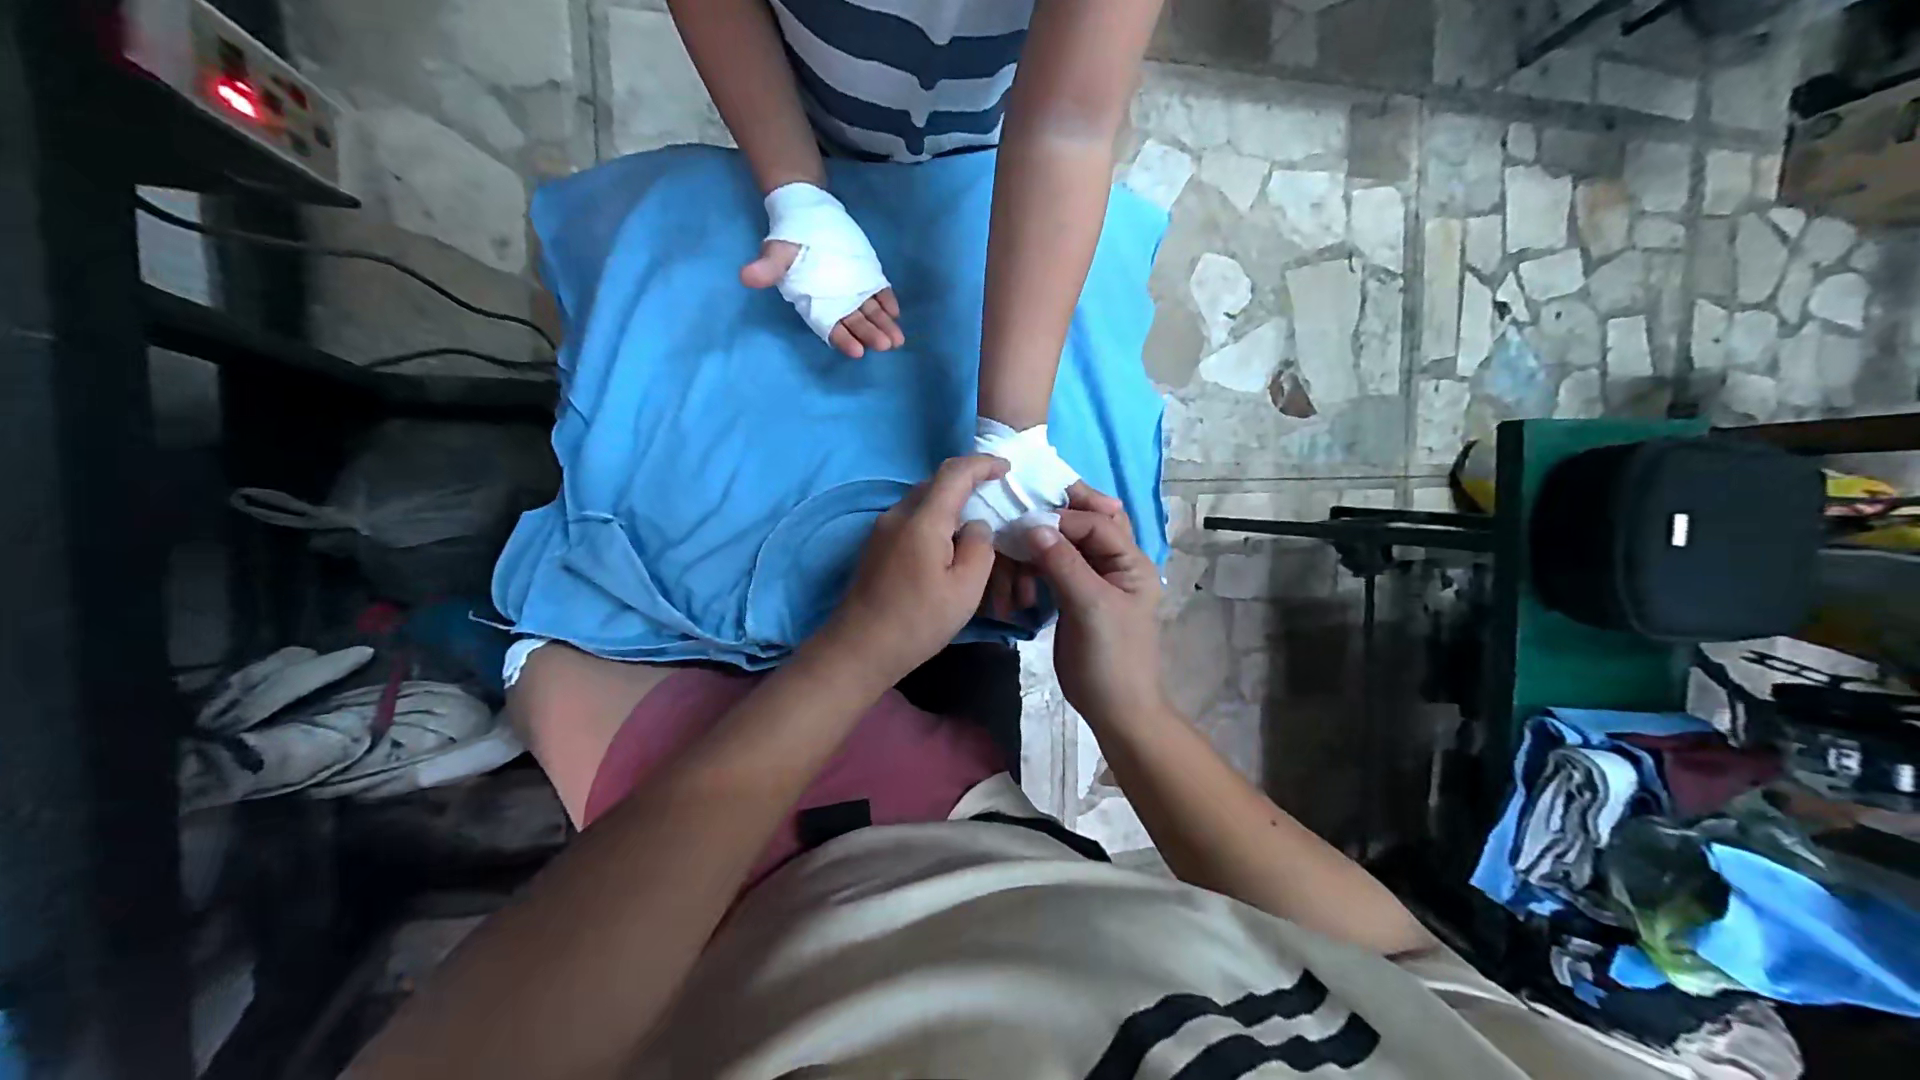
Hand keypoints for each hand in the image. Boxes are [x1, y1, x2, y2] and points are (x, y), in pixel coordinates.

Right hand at [741, 240, 904, 358]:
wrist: (804, 212)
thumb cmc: (788, 239)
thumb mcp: (776, 252)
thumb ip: (767, 268)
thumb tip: (746, 277)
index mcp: (815, 303)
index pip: (831, 327)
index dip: (843, 339)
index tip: (857, 351)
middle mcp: (836, 302)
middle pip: (855, 323)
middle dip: (870, 334)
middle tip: (886, 345)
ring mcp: (853, 289)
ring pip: (870, 312)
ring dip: (884, 324)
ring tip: (898, 339)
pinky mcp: (865, 274)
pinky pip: (878, 291)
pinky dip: (887, 301)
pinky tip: (896, 311)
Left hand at [814, 456, 1006, 686]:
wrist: (859, 649)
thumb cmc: (918, 621)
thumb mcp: (966, 587)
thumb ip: (980, 546)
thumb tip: (976, 525)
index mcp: (922, 519)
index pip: (955, 473)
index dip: (983, 464)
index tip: (1006, 469)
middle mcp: (897, 515)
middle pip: (936, 485)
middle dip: (967, 487)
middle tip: (994, 503)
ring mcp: (881, 531)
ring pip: (922, 505)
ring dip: (949, 509)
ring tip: (973, 533)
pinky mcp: (875, 548)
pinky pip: (910, 523)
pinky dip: (934, 525)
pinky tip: (946, 551)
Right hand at [1026, 505, 1164, 722]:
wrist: (1114, 708)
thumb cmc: (1111, 658)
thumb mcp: (1091, 607)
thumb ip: (1064, 564)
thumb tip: (1034, 525)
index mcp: (1130, 560)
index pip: (1096, 521)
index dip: (1063, 518)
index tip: (1026, 526)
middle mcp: (1113, 562)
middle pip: (1086, 521)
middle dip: (1055, 515)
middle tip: (1022, 511)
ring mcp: (1092, 578)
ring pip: (1065, 543)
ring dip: (1040, 547)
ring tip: (1017, 559)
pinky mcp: (1072, 594)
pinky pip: (1052, 567)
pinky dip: (1034, 568)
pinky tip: (1020, 583)